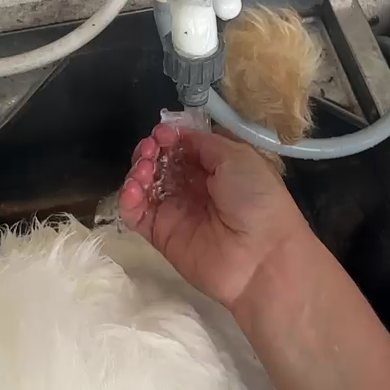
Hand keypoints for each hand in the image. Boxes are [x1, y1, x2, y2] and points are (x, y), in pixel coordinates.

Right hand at [117, 123, 315, 310]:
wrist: (262, 256)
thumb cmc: (256, 199)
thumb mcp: (239, 157)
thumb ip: (204, 143)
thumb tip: (176, 134)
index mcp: (216, 168)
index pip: (182, 147)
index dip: (169, 137)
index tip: (163, 133)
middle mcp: (193, 187)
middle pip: (160, 162)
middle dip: (151, 150)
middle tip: (151, 149)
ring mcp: (175, 211)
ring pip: (144, 185)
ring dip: (138, 170)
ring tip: (144, 169)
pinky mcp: (161, 234)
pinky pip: (136, 214)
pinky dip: (128, 199)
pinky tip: (134, 189)